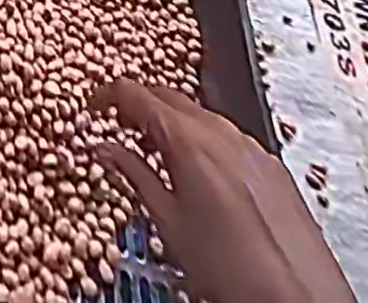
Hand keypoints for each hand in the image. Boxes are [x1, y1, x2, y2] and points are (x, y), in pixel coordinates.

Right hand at [93, 81, 355, 302]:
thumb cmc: (235, 273)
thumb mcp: (167, 221)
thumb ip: (132, 173)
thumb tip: (104, 148)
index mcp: (188, 140)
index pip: (134, 93)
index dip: (107, 95)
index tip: (95, 106)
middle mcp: (221, 132)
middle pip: (166, 95)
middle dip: (137, 104)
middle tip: (118, 125)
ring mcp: (251, 147)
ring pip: (197, 113)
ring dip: (170, 121)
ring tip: (155, 150)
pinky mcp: (272, 166)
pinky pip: (227, 134)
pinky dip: (201, 138)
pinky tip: (197, 171)